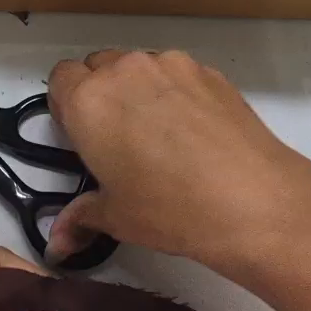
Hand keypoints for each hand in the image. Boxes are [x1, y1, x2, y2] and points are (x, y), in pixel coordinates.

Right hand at [47, 50, 310, 310]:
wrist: (253, 200)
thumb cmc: (169, 208)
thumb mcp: (116, 217)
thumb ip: (79, 219)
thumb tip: (57, 245)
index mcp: (88, 101)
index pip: (60, 79)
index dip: (67, 105)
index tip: (82, 135)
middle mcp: (124, 70)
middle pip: (98, 67)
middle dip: (101, 94)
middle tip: (117, 138)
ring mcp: (171, 66)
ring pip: (139, 67)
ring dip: (138, 90)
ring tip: (160, 135)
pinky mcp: (209, 71)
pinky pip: (177, 74)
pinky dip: (175, 93)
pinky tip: (193, 133)